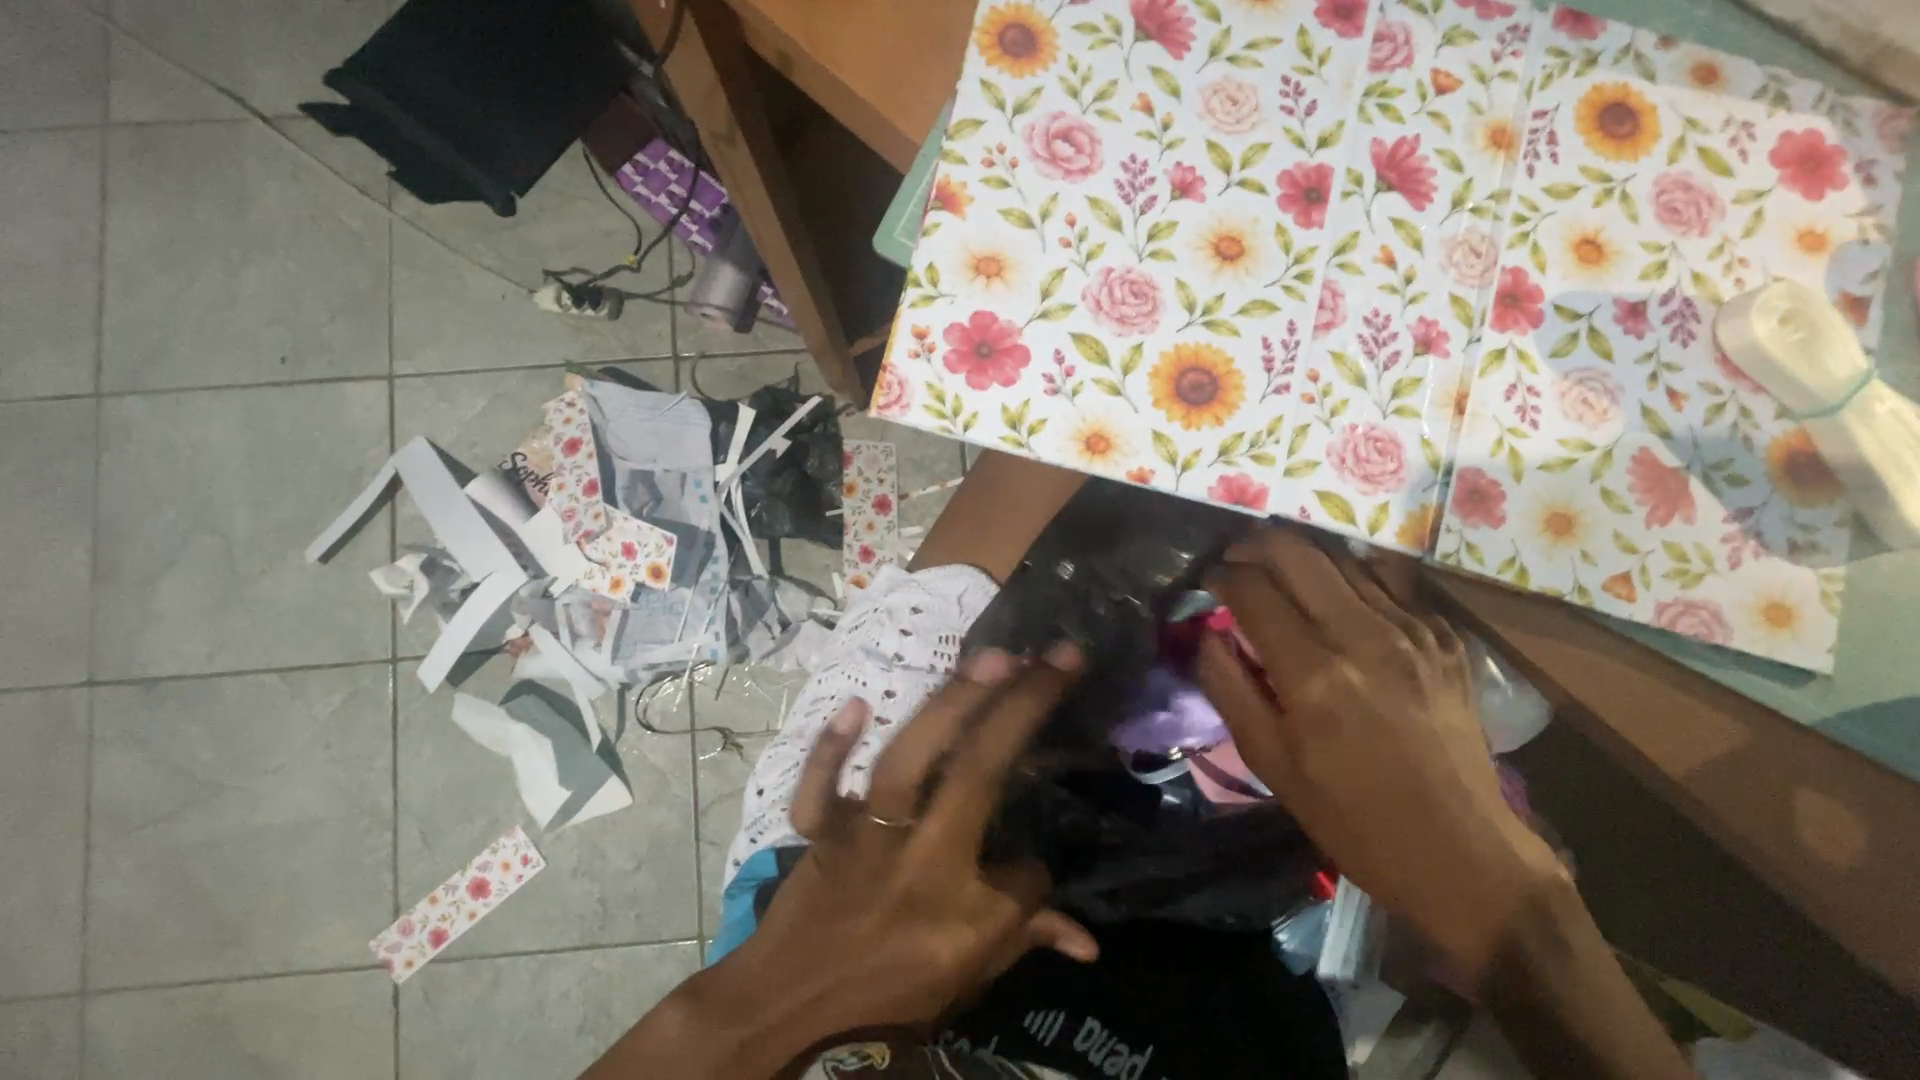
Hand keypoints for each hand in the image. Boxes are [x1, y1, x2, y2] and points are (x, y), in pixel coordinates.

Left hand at [736, 644, 1099, 1037]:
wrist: (788, 1008)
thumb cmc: (887, 992)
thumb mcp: (967, 977)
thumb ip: (1027, 939)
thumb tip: (1089, 939)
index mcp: (963, 909)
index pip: (1028, 871)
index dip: (1038, 867)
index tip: (1029, 860)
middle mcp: (918, 861)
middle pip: (977, 776)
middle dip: (1021, 710)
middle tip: (1054, 658)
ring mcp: (863, 840)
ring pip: (904, 765)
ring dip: (948, 706)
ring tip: (992, 659)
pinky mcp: (820, 832)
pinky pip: (817, 790)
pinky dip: (829, 748)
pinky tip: (858, 703)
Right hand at [1193, 527, 1562, 982]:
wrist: (1462, 850)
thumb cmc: (1351, 817)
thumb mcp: (1270, 763)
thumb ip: (1229, 688)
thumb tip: (1207, 633)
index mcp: (1314, 674)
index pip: (1253, 590)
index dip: (1221, 575)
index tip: (1207, 578)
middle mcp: (1364, 636)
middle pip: (1298, 553)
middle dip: (1255, 545)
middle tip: (1235, 558)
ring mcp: (1413, 631)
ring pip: (1343, 558)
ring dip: (1301, 555)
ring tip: (1277, 568)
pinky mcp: (1445, 637)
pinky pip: (1388, 582)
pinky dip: (1349, 577)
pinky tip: (1335, 596)